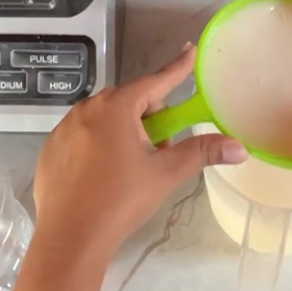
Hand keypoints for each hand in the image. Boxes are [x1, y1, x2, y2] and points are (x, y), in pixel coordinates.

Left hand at [31, 45, 246, 269]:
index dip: (178, 68)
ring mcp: (64, 127)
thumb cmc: (120, 200)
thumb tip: (239, 147)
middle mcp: (87, 108)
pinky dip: (98, 146)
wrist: (69, 240)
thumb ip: (201, 153)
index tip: (191, 50)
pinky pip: (83, 136)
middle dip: (150, 121)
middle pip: (131, 102)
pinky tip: (101, 178)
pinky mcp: (51, 148)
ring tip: (128, 171)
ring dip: (124, 133)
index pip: (156, 81)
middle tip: (158, 153)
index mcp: (116, 107)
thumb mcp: (164, 174)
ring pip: (105, 119)